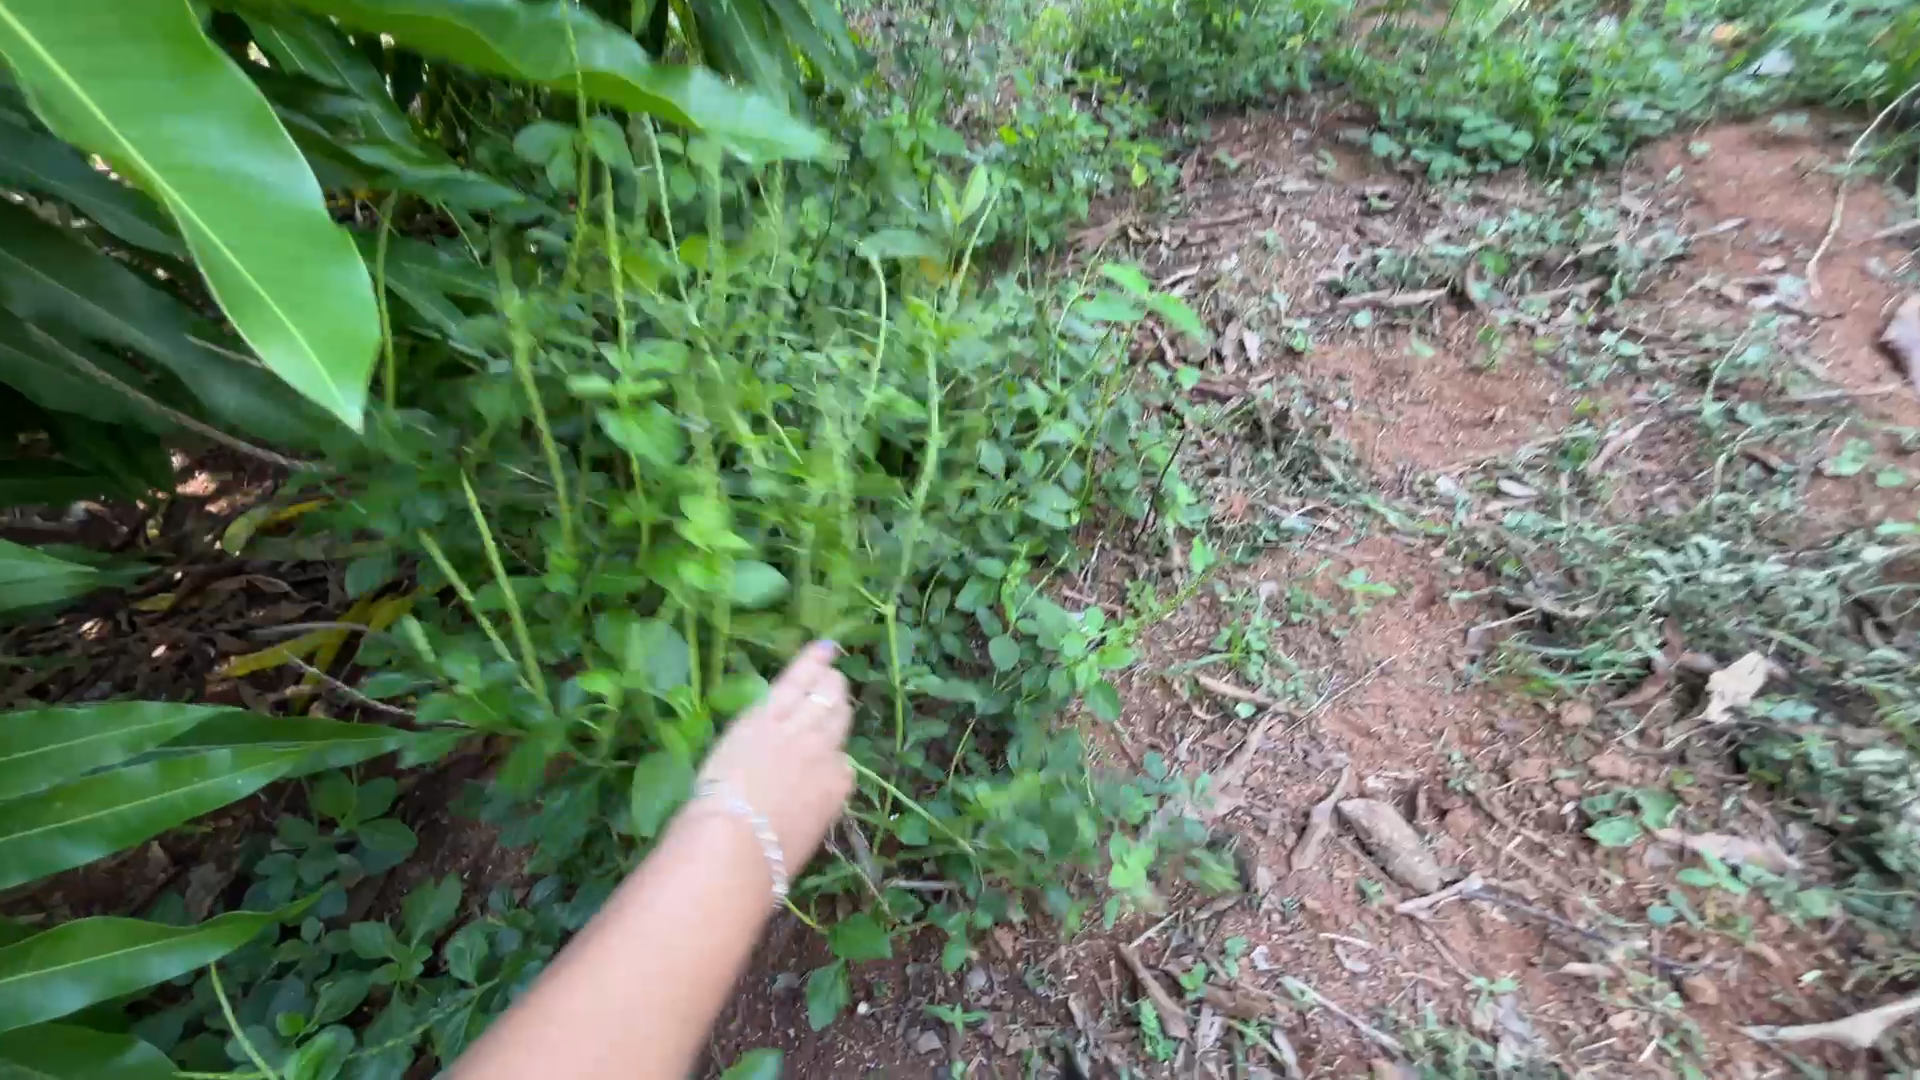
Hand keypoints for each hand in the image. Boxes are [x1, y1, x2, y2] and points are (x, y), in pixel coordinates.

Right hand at [694, 640, 853, 870]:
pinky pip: (845, 764)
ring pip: (841, 719)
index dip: (814, 660)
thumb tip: (770, 740)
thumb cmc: (710, 809)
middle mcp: (797, 727)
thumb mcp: (726, 756)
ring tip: (838, 714)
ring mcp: (821, 752)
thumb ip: (755, 739)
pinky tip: (830, 772)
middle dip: (833, 686)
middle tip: (833, 687)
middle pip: (828, 693)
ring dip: (840, 713)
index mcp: (761, 718)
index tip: (828, 648)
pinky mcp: (838, 781)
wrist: (731, 846)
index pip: (796, 678)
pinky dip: (838, 764)